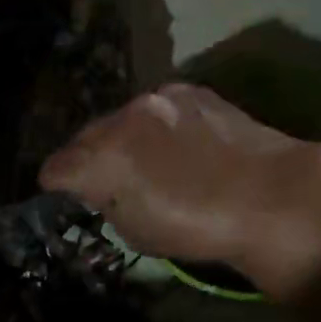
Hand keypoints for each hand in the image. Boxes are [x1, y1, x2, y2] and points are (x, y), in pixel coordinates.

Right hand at [39, 84, 320, 299]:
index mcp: (103, 157)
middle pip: (84, 136)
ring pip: (120, 119)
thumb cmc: (195, 227)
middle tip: (97, 183)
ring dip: (119, 140)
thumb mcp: (135, 231)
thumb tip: (98, 189)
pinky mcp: (192, 90)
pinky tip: (171, 149)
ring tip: (137, 165)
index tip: (61, 197)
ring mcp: (159, 97)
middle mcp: (123, 116)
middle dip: (84, 159)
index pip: (56, 168)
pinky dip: (151, 128)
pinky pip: (154, 109)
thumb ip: (104, 203)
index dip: (54, 187)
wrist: (266, 194)